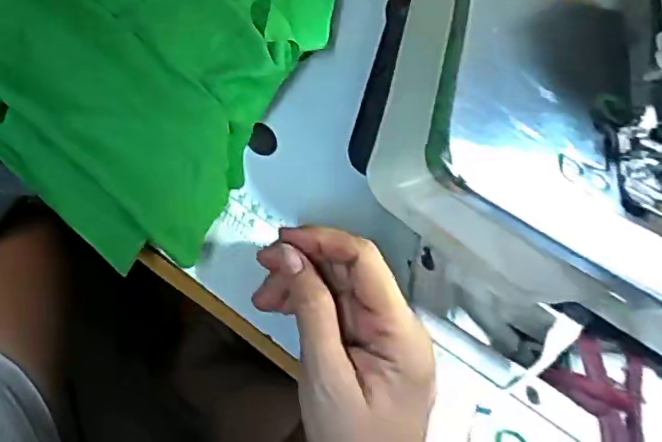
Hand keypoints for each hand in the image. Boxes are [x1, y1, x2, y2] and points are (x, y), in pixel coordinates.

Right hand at [253, 227, 434, 441]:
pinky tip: (279, 306)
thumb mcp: (326, 375)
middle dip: (301, 262)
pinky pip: (334, 302)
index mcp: (400, 332)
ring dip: (297, 280)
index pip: (364, 259)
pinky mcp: (368, 339)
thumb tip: (288, 251)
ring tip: (264, 298)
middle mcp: (397, 323)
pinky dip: (304, 298)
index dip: (322, 239)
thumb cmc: (350, 441)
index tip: (281, 240)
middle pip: (347, 267)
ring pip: (335, 280)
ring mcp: (383, 331)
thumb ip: (311, 308)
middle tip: (261, 268)